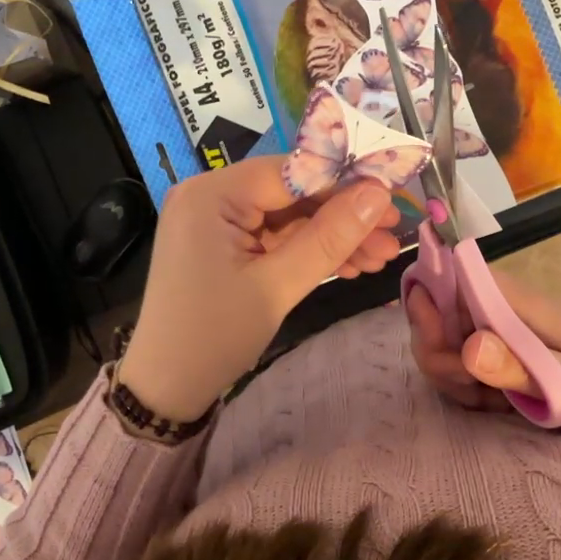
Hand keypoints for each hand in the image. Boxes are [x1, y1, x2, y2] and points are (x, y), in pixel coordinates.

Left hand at [121, 157, 401, 419]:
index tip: (394, 196)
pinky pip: (274, 238)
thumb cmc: (214, 335)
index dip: (346, 182)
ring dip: (333, 237)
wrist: (166, 387)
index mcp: (212, 194)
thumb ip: (329, 236)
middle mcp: (210, 195)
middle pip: (293, 193)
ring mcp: (215, 221)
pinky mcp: (223, 245)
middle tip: (394, 234)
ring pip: (288, 218)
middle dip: (344, 216)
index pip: (292, 172)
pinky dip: (309, 251)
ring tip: (382, 257)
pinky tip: (350, 265)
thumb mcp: (277, 286)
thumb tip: (379, 194)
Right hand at [406, 270, 560, 450]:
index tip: (438, 344)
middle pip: (438, 315)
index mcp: (519, 303)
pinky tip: (490, 407)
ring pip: (444, 347)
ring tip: (486, 402)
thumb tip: (466, 348)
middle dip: (436, 353)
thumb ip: (518, 366)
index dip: (429, 303)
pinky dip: (464, 391)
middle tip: (469, 388)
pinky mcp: (504, 366)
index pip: (453, 278)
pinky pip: (462, 373)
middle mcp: (503, 313)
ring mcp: (502, 341)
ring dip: (449, 377)